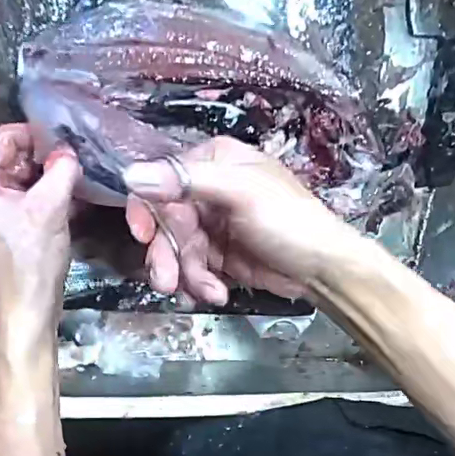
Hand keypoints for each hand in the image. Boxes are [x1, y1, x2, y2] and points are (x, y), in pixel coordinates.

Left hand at [0, 123, 82, 328]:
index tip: (66, 139)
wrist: (29, 305)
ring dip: (51, 175)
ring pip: (27, 174)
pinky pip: (31, 193)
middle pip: (17, 154)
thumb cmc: (29, 262)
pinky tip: (72, 195)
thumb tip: (69, 150)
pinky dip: (50, 192)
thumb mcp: (50, 207)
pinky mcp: (10, 221)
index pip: (6, 136)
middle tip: (75, 160)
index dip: (37, 135)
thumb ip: (61, 169)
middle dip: (46, 156)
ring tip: (76, 177)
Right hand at [121, 137, 360, 303]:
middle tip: (166, 282)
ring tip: (208, 291)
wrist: (323, 269)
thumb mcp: (240, 194)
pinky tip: (218, 292)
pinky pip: (192, 267)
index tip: (142, 235)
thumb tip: (131, 173)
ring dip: (186, 274)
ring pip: (176, 249)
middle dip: (167, 254)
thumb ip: (186, 181)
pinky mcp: (217, 254)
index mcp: (214, 163)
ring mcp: (212, 224)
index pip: (162, 181)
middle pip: (166, 222)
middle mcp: (208, 190)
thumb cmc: (290, 222)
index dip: (147, 210)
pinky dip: (200, 283)